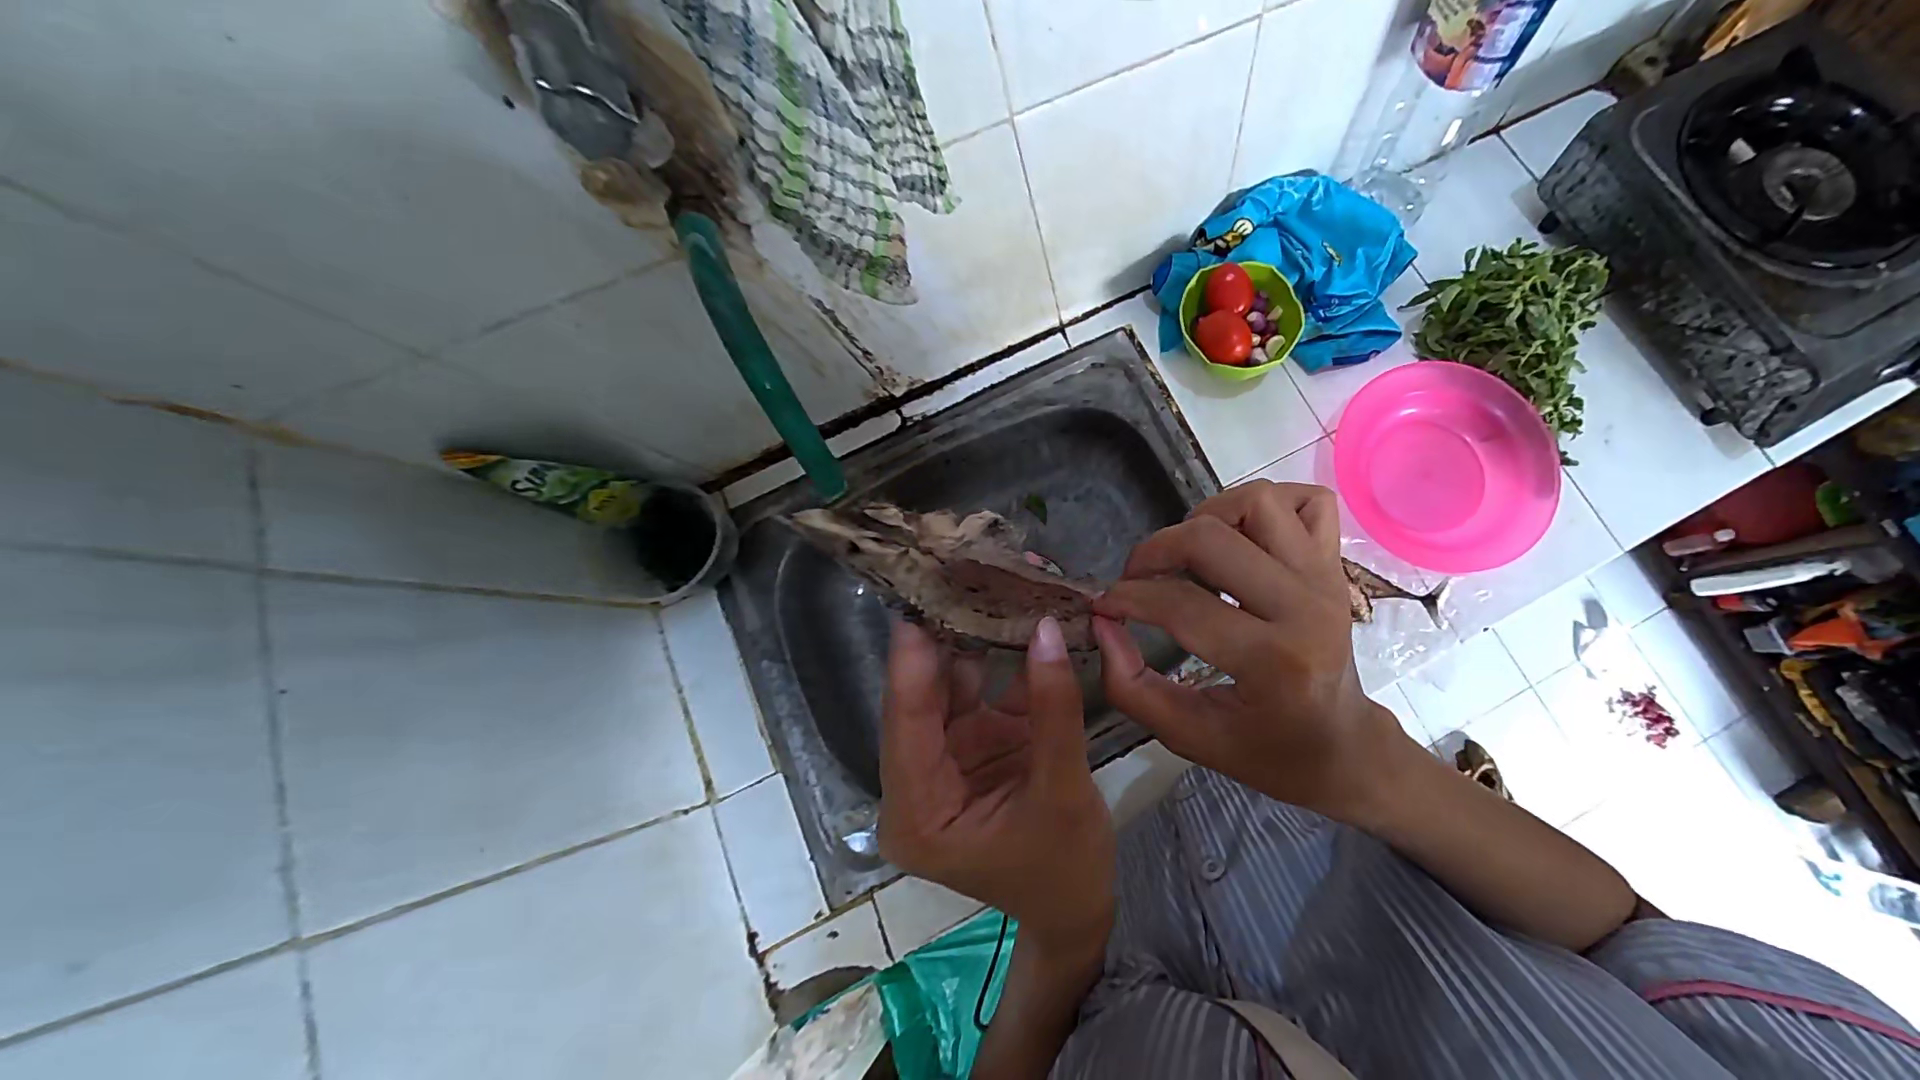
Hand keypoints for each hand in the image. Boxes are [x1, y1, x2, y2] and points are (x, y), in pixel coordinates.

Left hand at [879, 617, 1114, 952]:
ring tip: (982, 584)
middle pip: (921, 700)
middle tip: (954, 576)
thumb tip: (1045, 628)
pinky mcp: (968, 749)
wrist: (1080, 909)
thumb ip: (1053, 709)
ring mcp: (942, 762)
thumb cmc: (1065, 870)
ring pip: (948, 689)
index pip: (905, 725)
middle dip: (941, 640)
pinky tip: (1008, 617)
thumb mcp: (1061, 791)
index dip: (912, 661)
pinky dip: (995, 661)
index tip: (917, 602)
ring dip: (969, 640)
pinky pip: (977, 696)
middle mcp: (916, 783)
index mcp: (916, 814)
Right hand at [1091, 481, 1404, 820]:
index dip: (1126, 598)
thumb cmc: (1266, 751)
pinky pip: (1306, 499)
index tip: (1103, 606)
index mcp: (1274, 660)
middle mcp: (1305, 606)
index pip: (1181, 604)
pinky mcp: (1335, 563)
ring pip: (1257, 502)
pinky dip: (1263, 507)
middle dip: (1155, 550)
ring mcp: (1325, 577)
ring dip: (1206, 518)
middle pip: (1211, 537)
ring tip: (1187, 556)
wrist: (1346, 747)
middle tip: (1136, 578)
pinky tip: (1238, 539)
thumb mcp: (1187, 736)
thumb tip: (1101, 621)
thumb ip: (1130, 685)